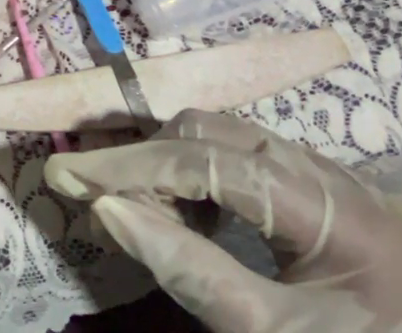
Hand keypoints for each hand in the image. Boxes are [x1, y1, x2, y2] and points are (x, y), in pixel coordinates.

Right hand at [44, 110, 401, 332]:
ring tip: (138, 210)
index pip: (210, 160)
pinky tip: (185, 216)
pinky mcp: (321, 195)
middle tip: (99, 199)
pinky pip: (240, 159)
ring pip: (221, 137)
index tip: (67, 176)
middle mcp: (332, 175)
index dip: (132, 166)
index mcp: (334, 210)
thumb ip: (189, 269)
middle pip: (212, 132)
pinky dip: (197, 177)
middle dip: (147, 159)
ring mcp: (330, 180)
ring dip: (168, 164)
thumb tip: (103, 208)